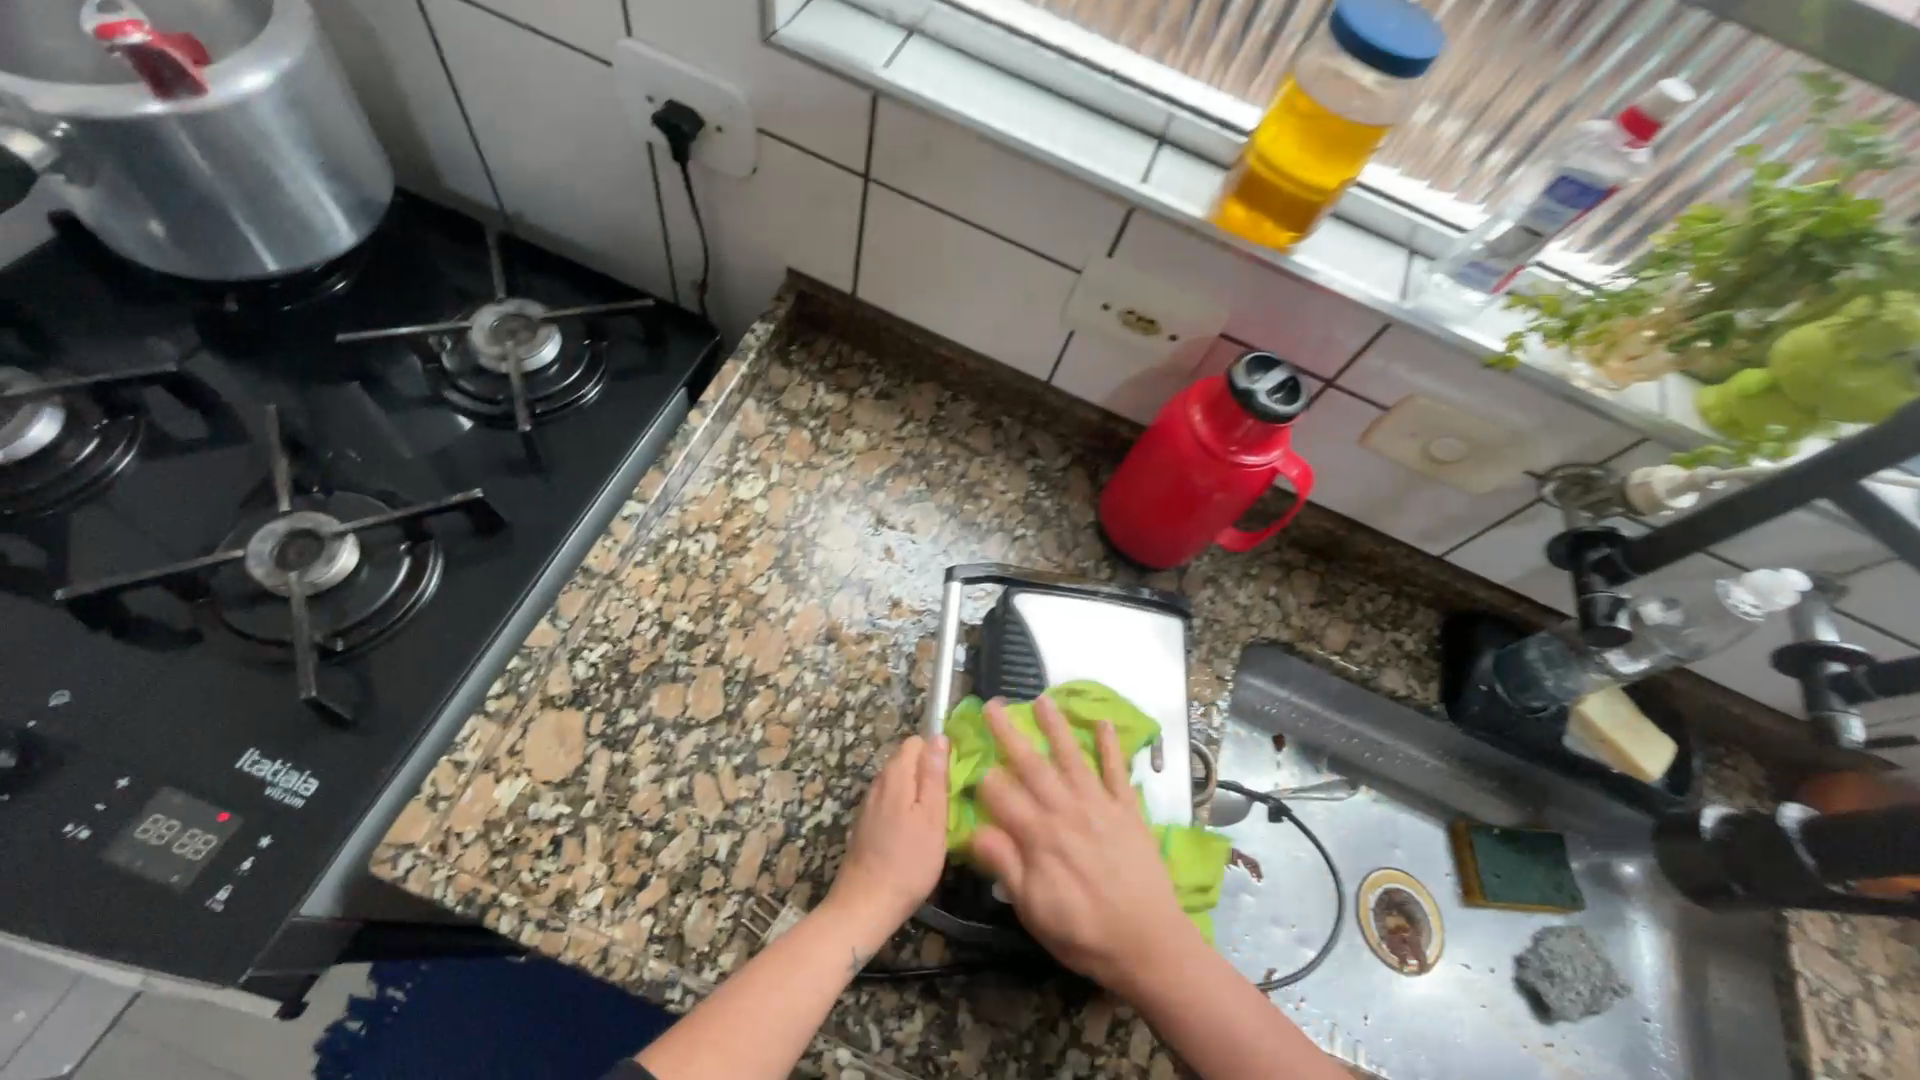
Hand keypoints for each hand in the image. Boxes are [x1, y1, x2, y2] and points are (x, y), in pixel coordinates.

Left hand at [826, 734, 949, 932]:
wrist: (866, 903)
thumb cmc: (908, 861)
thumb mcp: (933, 817)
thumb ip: (935, 775)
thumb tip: (939, 738)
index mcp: (895, 776)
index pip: (916, 742)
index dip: (937, 753)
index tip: (954, 777)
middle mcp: (877, 783)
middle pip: (906, 761)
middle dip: (928, 774)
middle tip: (948, 804)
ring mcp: (868, 804)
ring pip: (899, 783)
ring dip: (917, 793)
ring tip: (936, 820)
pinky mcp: (865, 824)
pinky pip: (890, 802)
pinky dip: (904, 809)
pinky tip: (914, 834)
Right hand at [968, 698, 1198, 993]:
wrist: (1148, 943)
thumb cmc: (1083, 933)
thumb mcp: (1032, 909)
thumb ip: (1005, 865)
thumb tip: (974, 829)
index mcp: (1039, 837)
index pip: (1001, 795)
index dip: (983, 779)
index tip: (970, 765)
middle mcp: (1067, 811)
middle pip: (1032, 764)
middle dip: (1009, 733)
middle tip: (992, 705)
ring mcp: (1100, 807)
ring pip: (1073, 757)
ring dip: (1056, 727)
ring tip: (1043, 699)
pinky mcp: (1128, 811)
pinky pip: (1117, 771)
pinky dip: (1111, 746)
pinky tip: (1104, 723)